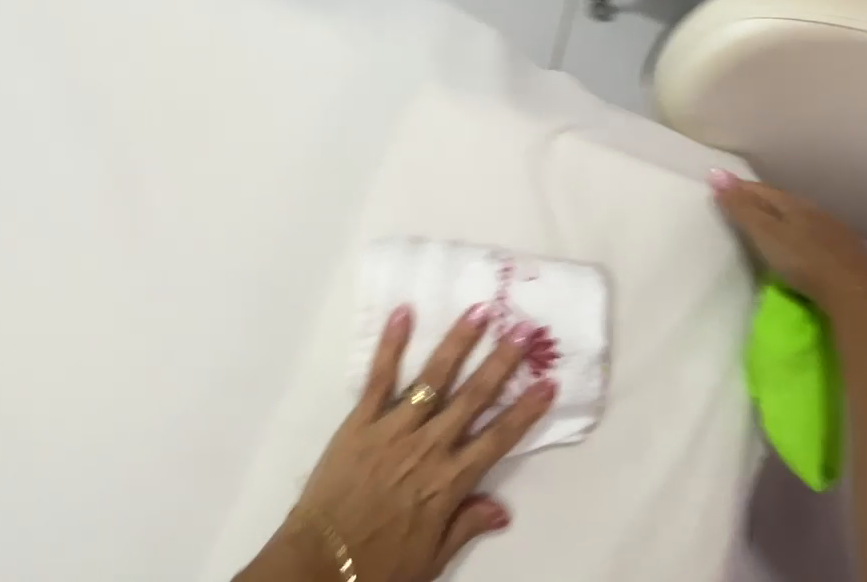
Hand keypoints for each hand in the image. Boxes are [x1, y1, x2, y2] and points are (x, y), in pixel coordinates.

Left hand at [269, 305, 553, 581]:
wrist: (319, 565)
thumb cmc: (379, 565)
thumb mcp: (432, 559)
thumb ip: (466, 525)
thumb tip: (503, 509)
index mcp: (450, 481)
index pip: (498, 438)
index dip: (525, 410)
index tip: (547, 382)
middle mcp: (429, 446)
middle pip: (473, 397)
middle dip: (501, 361)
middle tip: (523, 329)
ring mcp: (394, 428)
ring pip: (433, 378)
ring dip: (458, 342)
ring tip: (479, 310)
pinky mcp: (361, 420)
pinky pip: (379, 377)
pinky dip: (391, 343)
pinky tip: (403, 312)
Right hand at [709, 169, 866, 305]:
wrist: (854, 292)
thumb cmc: (803, 261)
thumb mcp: (765, 234)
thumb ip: (742, 208)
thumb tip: (715, 173)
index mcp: (793, 204)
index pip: (761, 189)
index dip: (739, 187)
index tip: (719, 184)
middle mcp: (815, 211)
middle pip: (783, 200)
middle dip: (763, 198)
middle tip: (743, 199)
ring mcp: (835, 230)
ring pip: (804, 215)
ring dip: (786, 215)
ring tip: (772, 219)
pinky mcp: (849, 252)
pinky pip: (820, 233)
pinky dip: (805, 232)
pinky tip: (806, 241)